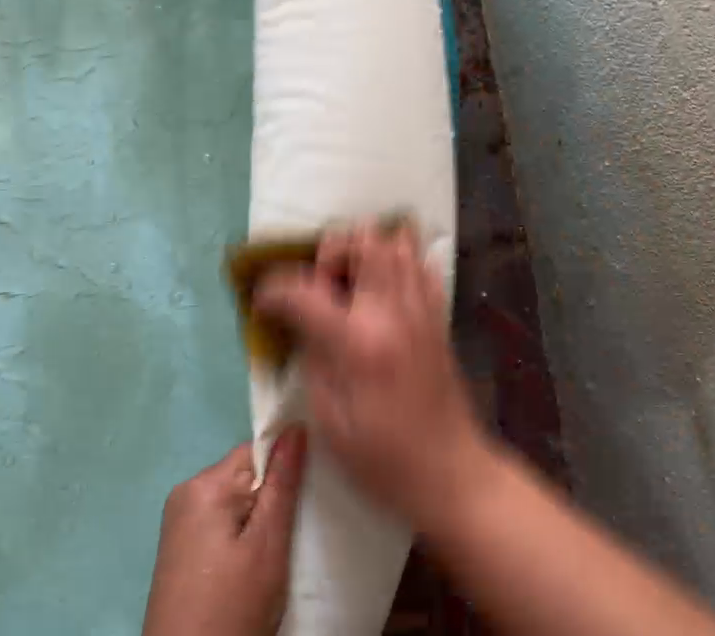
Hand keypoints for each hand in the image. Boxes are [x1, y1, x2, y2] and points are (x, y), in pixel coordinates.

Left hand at [143, 428, 307, 635]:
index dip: (285, 465)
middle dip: (272, 495)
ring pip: (234, 499)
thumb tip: (295, 427)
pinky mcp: (179, 546)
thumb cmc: (232, 605)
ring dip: (259, 517)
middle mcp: (185, 492)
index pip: (256, 450)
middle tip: (296, 526)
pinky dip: (241, 534)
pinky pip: (219, 520)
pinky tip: (253, 562)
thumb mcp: (267, 545)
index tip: (309, 492)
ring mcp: (178, 520)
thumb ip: (281, 485)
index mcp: (204, 485)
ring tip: (276, 548)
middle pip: (244, 474)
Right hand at [253, 221, 491, 532]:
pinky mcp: (438, 317)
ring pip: (397, 242)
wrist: (452, 475)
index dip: (274, 290)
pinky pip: (421, 265)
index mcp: (359, 342)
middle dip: (331, 252)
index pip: (305, 290)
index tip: (262, 301)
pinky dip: (399, 263)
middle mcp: (392, 312)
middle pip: (362, 240)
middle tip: (321, 287)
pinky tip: (383, 292)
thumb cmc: (384, 461)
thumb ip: (313, 361)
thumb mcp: (330, 420)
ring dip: (366, 250)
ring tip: (351, 284)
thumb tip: (301, 326)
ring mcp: (421, 310)